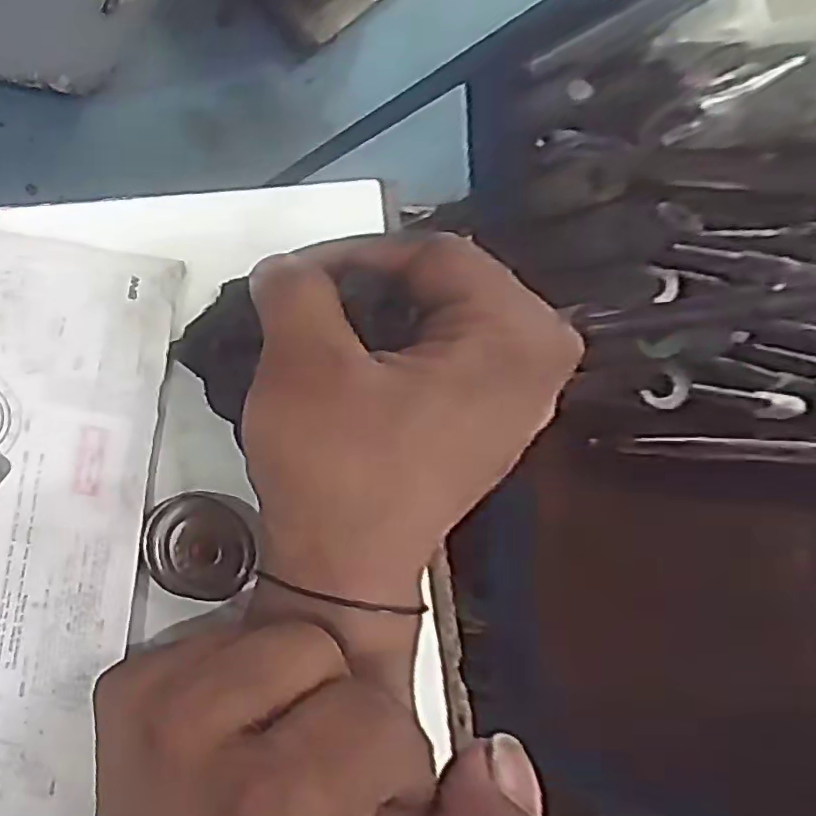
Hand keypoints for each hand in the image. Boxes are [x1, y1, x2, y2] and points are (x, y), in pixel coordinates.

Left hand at [21, 622, 434, 815]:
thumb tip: (495, 757)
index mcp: (264, 803)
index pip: (375, 709)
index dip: (397, 773)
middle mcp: (185, 732)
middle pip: (307, 644)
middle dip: (335, 711)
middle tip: (320, 789)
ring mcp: (141, 699)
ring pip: (258, 631)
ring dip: (281, 691)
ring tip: (272, 767)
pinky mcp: (118, 683)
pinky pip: (208, 636)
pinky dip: (232, 681)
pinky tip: (230, 745)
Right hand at [243, 233, 582, 609]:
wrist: (338, 563)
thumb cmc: (332, 461)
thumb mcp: (302, 361)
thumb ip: (294, 292)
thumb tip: (283, 268)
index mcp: (515, 336)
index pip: (433, 253)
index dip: (349, 253)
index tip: (285, 276)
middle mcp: (532, 362)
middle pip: (436, 286)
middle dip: (354, 287)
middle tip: (291, 304)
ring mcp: (506, 401)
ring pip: (426, 323)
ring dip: (358, 319)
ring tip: (301, 334)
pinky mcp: (470, 428)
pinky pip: (426, 361)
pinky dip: (374, 352)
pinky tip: (331, 372)